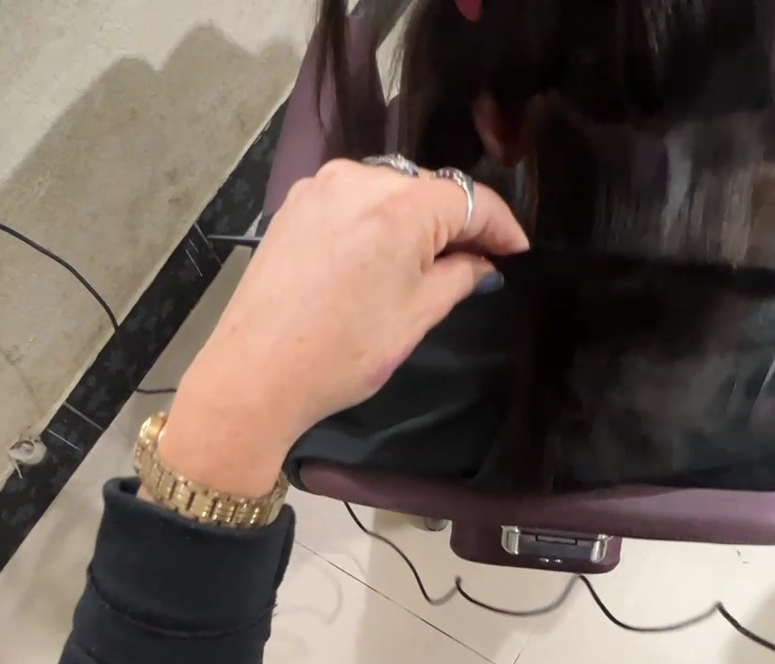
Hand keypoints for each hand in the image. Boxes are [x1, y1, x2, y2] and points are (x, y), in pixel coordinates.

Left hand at [155, 159, 529, 495]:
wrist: (257, 374)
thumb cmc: (343, 353)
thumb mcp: (415, 318)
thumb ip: (458, 278)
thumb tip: (482, 262)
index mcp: (401, 206)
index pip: (470, 200)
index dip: (501, 225)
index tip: (517, 250)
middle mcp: (360, 179)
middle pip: (428, 189)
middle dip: (455, 223)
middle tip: (473, 263)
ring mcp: (321, 187)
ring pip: (388, 192)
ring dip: (413, 221)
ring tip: (423, 264)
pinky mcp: (295, 205)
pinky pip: (352, 201)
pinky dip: (375, 222)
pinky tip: (377, 257)